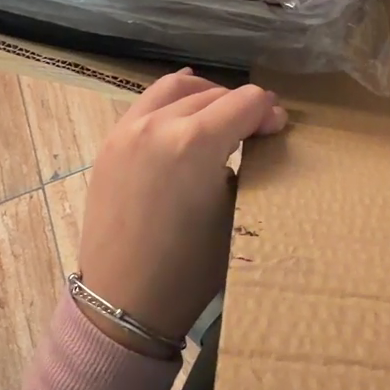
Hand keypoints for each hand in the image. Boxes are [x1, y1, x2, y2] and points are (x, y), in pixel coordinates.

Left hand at [75, 70, 285, 350]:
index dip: (268, 112)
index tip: (278, 129)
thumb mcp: (234, 212)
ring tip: (222, 115)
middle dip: (242, 105)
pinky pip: (147, 102)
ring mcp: (128, 129)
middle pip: (214, 94)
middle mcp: (159, 124)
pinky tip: (187, 109)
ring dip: (207, 95)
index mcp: (195, 142)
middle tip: (259, 127)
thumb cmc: (189, 268)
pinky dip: (174, 100)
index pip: (245, 102)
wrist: (122, 302)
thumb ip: (249, 164)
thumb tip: (261, 135)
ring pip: (177, 88)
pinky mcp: (111, 142)